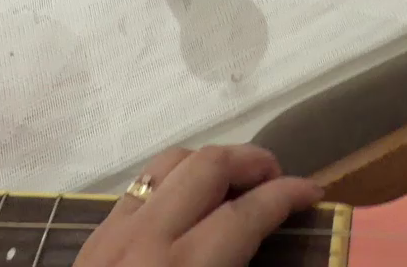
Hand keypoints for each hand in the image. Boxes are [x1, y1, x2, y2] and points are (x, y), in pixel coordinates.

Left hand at [74, 145, 321, 266]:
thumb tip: (268, 245)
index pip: (246, 214)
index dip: (287, 196)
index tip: (312, 192)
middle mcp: (146, 241)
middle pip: (210, 168)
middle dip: (253, 162)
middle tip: (278, 181)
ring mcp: (114, 235)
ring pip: (173, 162)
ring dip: (214, 162)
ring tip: (238, 182)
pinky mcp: (93, 239)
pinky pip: (143, 183)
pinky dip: (177, 177)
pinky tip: (190, 201)